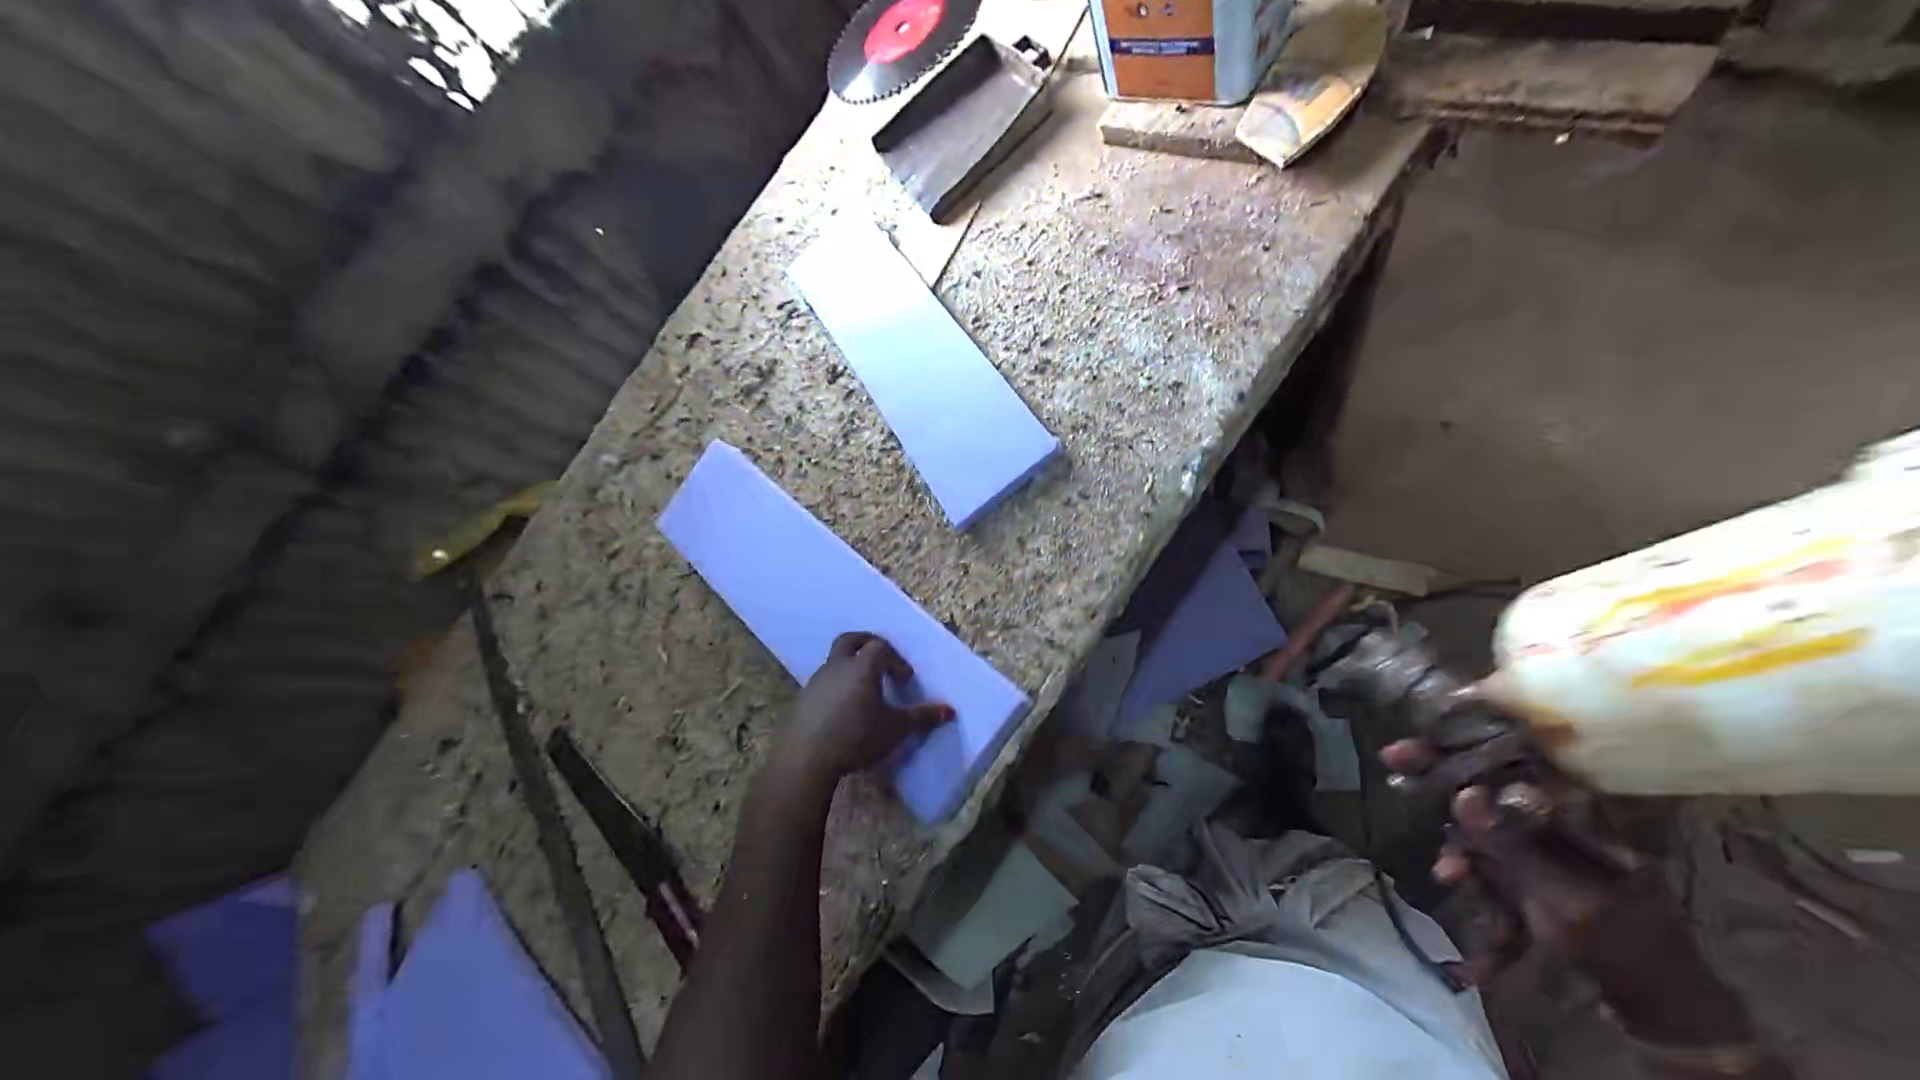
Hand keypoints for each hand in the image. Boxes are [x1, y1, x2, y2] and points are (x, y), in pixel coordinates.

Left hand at [769, 632, 954, 788]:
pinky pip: (823, 683)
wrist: (806, 758)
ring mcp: (816, 681)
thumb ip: (922, 717)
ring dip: (851, 667)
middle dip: (868, 643)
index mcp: (862, 667)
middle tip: (881, 658)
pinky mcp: (803, 698)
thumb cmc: (856, 737)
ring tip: (863, 690)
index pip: (881, 648)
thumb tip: (950, 711)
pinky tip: (842, 710)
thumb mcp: (896, 729)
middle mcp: (837, 666)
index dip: (895, 659)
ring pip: (835, 661)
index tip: (904, 679)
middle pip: (851, 640)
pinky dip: (836, 686)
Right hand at [1382, 740, 1757, 1047]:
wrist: (1665, 1015)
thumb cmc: (1624, 947)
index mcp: (1573, 818)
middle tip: (1394, 782)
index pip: (1502, 772)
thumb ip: (1512, 845)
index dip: (1451, 757)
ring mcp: (1541, 862)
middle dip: (1441, 801)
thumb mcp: (1565, 896)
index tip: (1403, 752)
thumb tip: (1463, 794)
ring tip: (1448, 879)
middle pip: (1484, 803)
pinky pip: (1491, 884)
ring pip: (1480, 844)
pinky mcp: (1531, 892)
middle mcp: (1553, 831)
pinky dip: (1480, 907)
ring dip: (1459, 861)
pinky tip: (1478, 950)